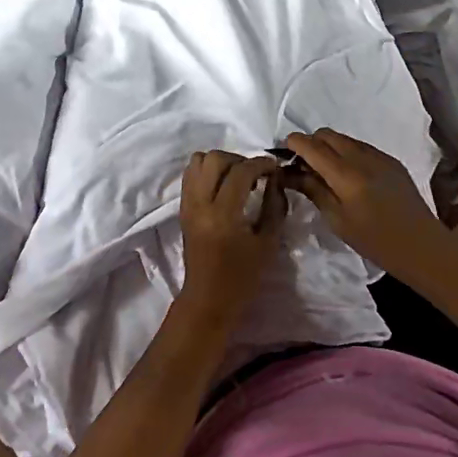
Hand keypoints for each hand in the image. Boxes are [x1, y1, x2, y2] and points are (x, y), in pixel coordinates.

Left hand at [179, 150, 285, 318]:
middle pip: (214, 159)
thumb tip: (275, 178)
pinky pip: (191, 175)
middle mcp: (200, 204)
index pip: (240, 172)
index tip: (274, 167)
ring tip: (238, 178)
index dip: (260, 163)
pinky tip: (224, 186)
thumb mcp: (268, 242)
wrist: (209, 297)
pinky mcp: (182, 208)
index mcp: (222, 215)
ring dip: (220, 162)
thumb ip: (274, 206)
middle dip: (239, 159)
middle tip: (255, 174)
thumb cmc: (243, 276)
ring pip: (197, 162)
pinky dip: (207, 172)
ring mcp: (187, 204)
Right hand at [281, 129, 444, 274]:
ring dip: (328, 147)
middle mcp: (363, 158)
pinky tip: (346, 175)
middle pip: (328, 135)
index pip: (312, 146)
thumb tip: (289, 172)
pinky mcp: (391, 161)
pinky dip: (346, 152)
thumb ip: (312, 190)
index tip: (282, 150)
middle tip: (301, 164)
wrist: (422, 246)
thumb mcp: (337, 220)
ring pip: (344, 139)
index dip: (294, 143)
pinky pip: (361, 146)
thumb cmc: (374, 241)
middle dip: (310, 143)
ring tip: (323, 170)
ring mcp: (380, 157)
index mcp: (347, 175)